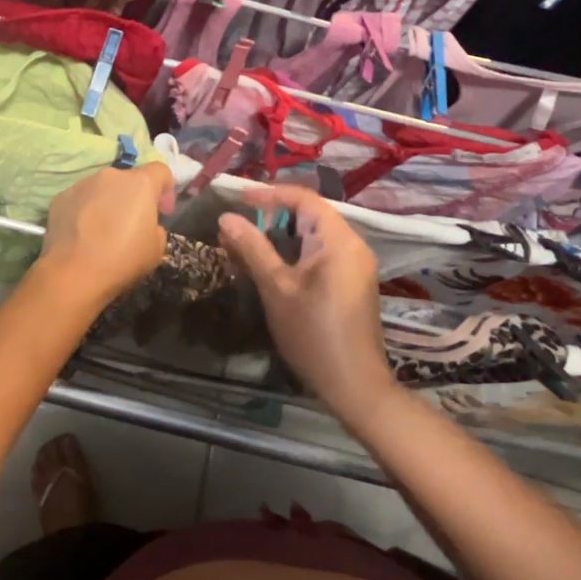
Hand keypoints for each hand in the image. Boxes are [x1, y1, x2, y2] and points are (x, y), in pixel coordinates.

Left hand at [35, 163, 174, 306]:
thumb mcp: (157, 248)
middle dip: (134, 198)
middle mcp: (110, 175)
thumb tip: (146, 224)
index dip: (166, 190)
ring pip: (102, 189)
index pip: (161, 171)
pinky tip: (83, 234)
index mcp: (140, 183)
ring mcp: (82, 184)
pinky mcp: (61, 197)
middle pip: (129, 180)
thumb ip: (156, 227)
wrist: (74, 272)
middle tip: (132, 225)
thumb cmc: (123, 259)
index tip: (163, 212)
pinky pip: (81, 199)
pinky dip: (86, 211)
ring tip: (104, 231)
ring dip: (108, 203)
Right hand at [216, 186, 397, 420]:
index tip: (237, 199)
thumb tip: (226, 217)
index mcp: (338, 240)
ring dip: (278, 237)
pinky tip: (267, 267)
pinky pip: (319, 254)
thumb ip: (252, 248)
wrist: (354, 384)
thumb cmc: (313, 333)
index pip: (303, 198)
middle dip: (270, 217)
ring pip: (312, 237)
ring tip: (243, 245)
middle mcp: (352, 246)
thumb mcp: (276, 288)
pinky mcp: (350, 283)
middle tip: (234, 226)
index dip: (268, 194)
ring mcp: (354, 266)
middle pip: (309, 215)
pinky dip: (292, 253)